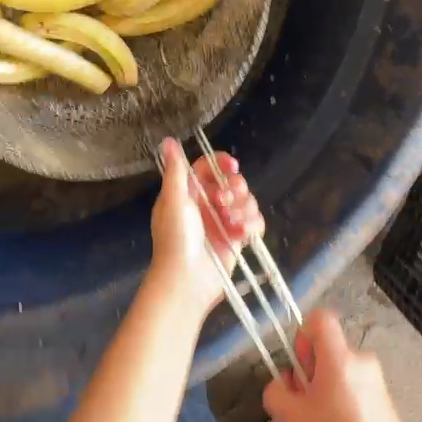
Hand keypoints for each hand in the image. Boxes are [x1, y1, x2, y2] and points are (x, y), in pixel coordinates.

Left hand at [145, 137, 262, 319]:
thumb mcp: (174, 201)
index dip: (221, 163)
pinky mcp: (235, 240)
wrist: (186, 280)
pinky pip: (253, 223)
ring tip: (233, 224)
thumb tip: (168, 140)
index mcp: (187, 192)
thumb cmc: (176, 239)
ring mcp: (222, 223)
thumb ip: (175, 171)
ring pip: (246, 202)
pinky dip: (252, 226)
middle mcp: (205, 205)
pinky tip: (243, 234)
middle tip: (226, 202)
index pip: (207, 168)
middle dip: (235, 189)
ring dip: (244, 209)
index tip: (232, 166)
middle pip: (231, 183)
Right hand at [263, 310, 411, 421]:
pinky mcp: (385, 397)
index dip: (303, 334)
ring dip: (327, 384)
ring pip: (341, 366)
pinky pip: (356, 382)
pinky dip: (344, 396)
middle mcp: (362, 359)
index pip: (320, 318)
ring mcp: (377, 378)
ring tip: (324, 420)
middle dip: (311, 367)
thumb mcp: (293, 416)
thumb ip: (277, 391)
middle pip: (328, 346)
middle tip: (306, 401)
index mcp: (339, 357)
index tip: (301, 365)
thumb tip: (283, 385)